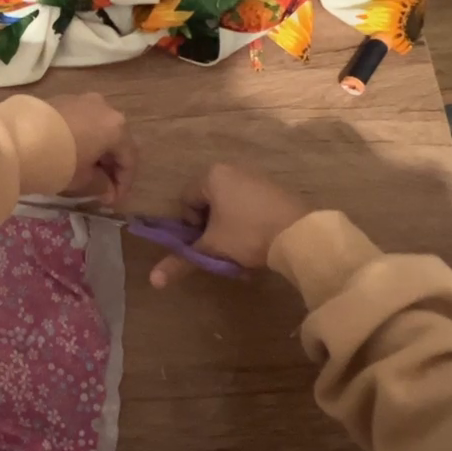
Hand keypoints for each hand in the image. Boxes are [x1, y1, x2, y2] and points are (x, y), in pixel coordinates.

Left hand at [47, 93, 136, 204]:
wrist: (17, 137)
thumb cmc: (59, 161)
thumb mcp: (83, 180)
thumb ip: (101, 185)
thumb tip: (107, 189)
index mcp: (116, 127)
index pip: (130, 158)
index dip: (124, 183)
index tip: (112, 201)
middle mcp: (104, 108)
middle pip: (115, 140)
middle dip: (110, 166)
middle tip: (101, 188)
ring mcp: (82, 100)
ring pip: (98, 130)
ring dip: (96, 152)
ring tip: (85, 173)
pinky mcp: (62, 100)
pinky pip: (81, 123)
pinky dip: (82, 139)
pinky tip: (72, 155)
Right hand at [151, 162, 308, 287]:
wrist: (299, 234)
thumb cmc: (247, 234)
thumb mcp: (212, 248)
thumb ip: (181, 261)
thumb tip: (152, 281)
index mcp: (212, 176)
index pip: (186, 201)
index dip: (191, 226)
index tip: (205, 242)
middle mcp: (232, 169)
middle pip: (209, 204)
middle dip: (212, 229)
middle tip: (222, 249)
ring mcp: (256, 178)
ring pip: (230, 207)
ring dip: (230, 229)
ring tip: (242, 251)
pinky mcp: (275, 190)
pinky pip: (250, 206)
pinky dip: (248, 224)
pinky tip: (259, 242)